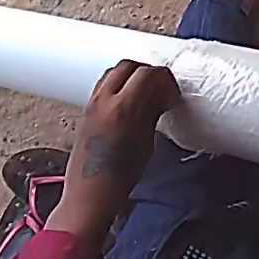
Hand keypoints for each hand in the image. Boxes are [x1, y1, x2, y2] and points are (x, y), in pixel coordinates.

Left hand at [46, 61, 181, 245]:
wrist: (90, 193)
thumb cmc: (120, 176)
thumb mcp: (146, 143)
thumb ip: (152, 113)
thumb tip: (161, 97)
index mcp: (123, 107)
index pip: (148, 73)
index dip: (165, 79)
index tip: (172, 93)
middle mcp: (104, 99)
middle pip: (128, 66)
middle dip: (147, 73)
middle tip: (161, 90)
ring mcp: (92, 103)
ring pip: (114, 73)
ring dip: (131, 77)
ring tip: (145, 96)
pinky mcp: (85, 110)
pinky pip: (104, 86)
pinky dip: (119, 87)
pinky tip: (129, 105)